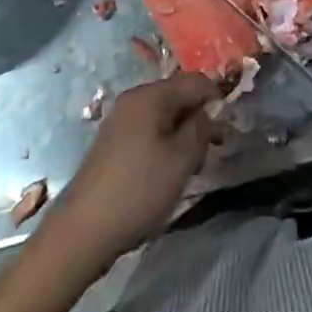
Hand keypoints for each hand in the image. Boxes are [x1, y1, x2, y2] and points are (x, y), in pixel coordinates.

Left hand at [0, 73, 218, 311]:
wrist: (83, 230)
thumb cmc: (138, 190)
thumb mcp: (181, 159)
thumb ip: (202, 129)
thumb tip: (211, 113)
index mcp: (150, 95)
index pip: (195, 81)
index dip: (217, 99)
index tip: (229, 126)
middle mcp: (133, 99)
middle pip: (178, 96)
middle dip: (199, 118)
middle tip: (212, 149)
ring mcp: (120, 120)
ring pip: (164, 115)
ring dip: (183, 133)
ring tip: (192, 164)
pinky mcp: (113, 142)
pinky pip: (149, 130)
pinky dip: (165, 143)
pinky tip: (168, 170)